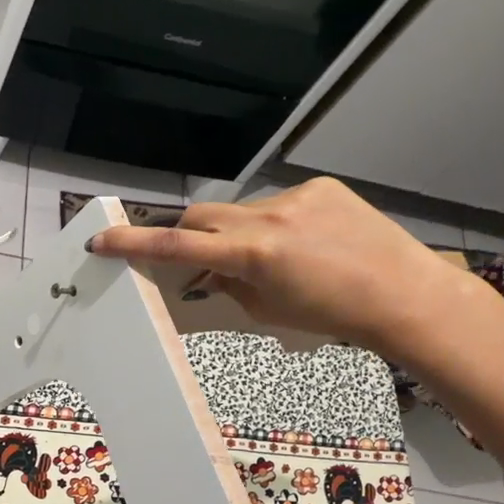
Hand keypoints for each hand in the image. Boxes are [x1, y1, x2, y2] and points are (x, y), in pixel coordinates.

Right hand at [85, 177, 486, 358]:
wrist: (402, 293)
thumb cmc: (330, 316)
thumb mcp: (265, 309)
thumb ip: (227, 282)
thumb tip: (206, 271)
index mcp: (253, 255)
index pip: (178, 247)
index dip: (134, 244)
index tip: (101, 240)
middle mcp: (270, 217)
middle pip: (200, 217)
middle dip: (184, 237)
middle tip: (187, 262)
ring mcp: (296, 197)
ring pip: (238, 211)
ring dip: (232, 233)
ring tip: (264, 261)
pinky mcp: (320, 187)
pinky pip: (274, 203)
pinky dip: (269, 224)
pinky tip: (299, 245)